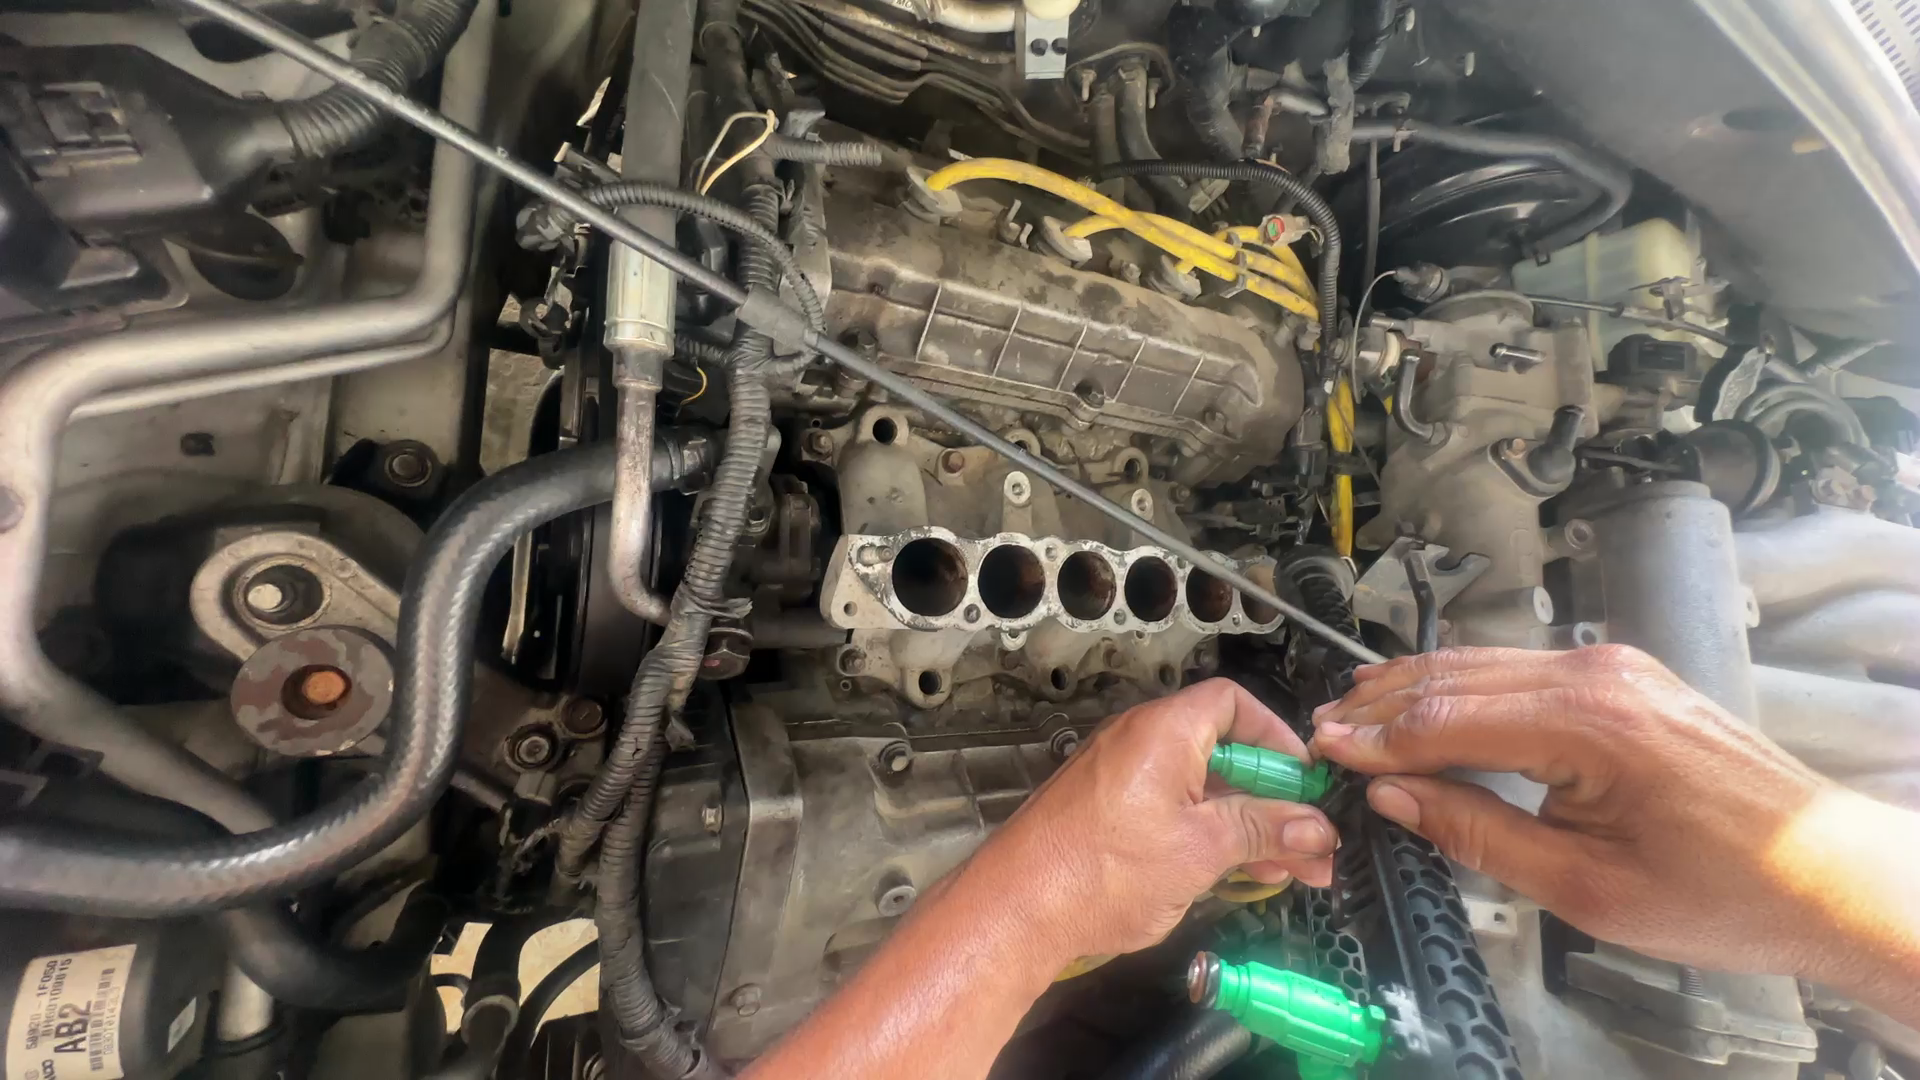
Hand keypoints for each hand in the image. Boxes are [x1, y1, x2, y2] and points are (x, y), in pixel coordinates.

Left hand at [955, 678, 1338, 967]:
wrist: (1020, 904)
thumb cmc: (1105, 869)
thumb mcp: (1199, 850)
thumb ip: (1261, 831)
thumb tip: (1316, 827)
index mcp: (1163, 730)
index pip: (1231, 703)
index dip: (1275, 736)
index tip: (1305, 781)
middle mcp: (1139, 740)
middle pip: (1221, 749)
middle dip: (1271, 796)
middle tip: (1310, 844)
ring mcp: (1122, 773)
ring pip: (1199, 785)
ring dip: (1245, 823)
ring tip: (1288, 871)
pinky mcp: (1109, 807)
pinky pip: (1171, 805)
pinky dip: (1206, 831)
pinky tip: (1239, 872)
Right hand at [1307, 644, 1918, 986]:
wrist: (1843, 878)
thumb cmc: (1726, 896)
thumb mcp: (1587, 888)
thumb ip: (1475, 833)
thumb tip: (1392, 796)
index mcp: (1590, 726)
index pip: (1445, 721)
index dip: (1376, 740)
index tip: (1326, 752)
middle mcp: (1591, 675)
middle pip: (1448, 680)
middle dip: (1377, 706)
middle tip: (1323, 729)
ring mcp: (1604, 664)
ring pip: (1470, 664)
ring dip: (1404, 688)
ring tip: (1351, 708)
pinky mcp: (1610, 670)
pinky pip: (1504, 667)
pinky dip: (1449, 683)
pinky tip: (1415, 694)